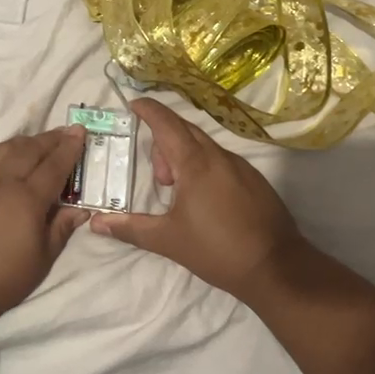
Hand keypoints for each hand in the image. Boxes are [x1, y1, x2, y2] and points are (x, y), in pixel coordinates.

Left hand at [0, 126, 90, 327]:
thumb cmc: (3, 278)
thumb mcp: (42, 258)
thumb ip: (60, 228)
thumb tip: (80, 209)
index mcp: (27, 199)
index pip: (54, 166)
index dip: (69, 149)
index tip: (81, 132)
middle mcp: (3, 181)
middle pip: (30, 150)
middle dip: (51, 138)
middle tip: (67, 131)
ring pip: (7, 149)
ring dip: (28, 140)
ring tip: (42, 140)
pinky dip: (7, 150)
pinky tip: (12, 154)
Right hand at [89, 98, 303, 293]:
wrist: (278, 269)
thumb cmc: (217, 250)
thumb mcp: (167, 240)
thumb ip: (130, 229)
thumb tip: (95, 224)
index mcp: (195, 163)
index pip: (167, 124)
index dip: (149, 110)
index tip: (134, 104)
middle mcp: (220, 157)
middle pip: (185, 131)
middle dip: (164, 141)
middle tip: (156, 175)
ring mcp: (242, 167)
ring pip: (205, 146)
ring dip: (184, 157)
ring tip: (177, 191)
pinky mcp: (256, 182)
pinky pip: (222, 160)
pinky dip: (204, 166)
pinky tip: (203, 199)